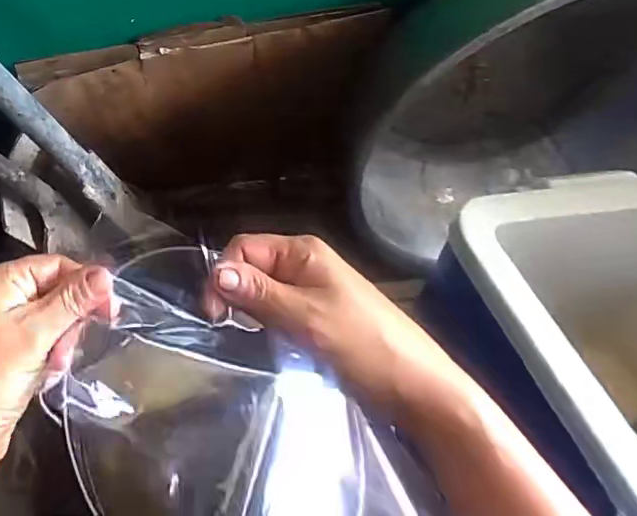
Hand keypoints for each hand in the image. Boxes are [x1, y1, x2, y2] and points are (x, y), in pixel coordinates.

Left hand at [0, 256, 113, 515]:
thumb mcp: (36, 335)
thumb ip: (72, 301)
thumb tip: (106, 274)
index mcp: (4, 279)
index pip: (57, 265)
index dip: (85, 284)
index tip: (111, 308)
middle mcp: (5, 294)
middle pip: (59, 292)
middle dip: (69, 322)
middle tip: (65, 348)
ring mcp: (7, 323)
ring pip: (56, 320)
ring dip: (61, 344)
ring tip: (53, 366)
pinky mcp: (12, 350)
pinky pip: (46, 342)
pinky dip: (51, 357)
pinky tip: (45, 375)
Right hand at [203, 234, 479, 425]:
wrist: (422, 390)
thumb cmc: (365, 345)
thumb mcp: (307, 318)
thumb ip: (260, 294)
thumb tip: (215, 271)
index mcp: (302, 251)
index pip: (244, 247)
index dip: (224, 274)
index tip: (214, 314)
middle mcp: (305, 263)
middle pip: (253, 267)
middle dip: (236, 293)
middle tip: (229, 328)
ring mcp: (314, 289)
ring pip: (265, 291)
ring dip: (253, 311)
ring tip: (253, 337)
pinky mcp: (320, 316)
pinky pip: (281, 310)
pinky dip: (270, 324)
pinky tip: (272, 343)